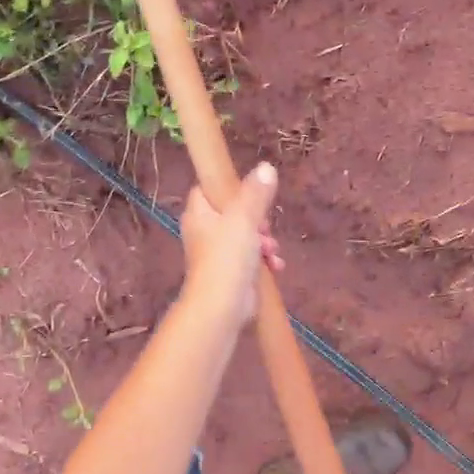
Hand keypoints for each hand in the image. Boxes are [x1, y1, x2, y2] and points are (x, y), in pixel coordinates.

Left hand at [178, 163, 282, 324]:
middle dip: (256, 219)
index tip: (252, 192)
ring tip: (270, 250)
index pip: (207, 188)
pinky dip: (262, 260)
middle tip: (266, 227)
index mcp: (199, 213)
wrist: (221, 305)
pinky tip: (274, 266)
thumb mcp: (244, 218)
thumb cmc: (227, 256)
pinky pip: (249, 257)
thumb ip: (255, 193)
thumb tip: (265, 167)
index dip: (229, 187)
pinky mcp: (230, 272)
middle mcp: (204, 231)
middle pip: (232, 212)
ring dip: (263, 241)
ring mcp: (216, 253)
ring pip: (245, 235)